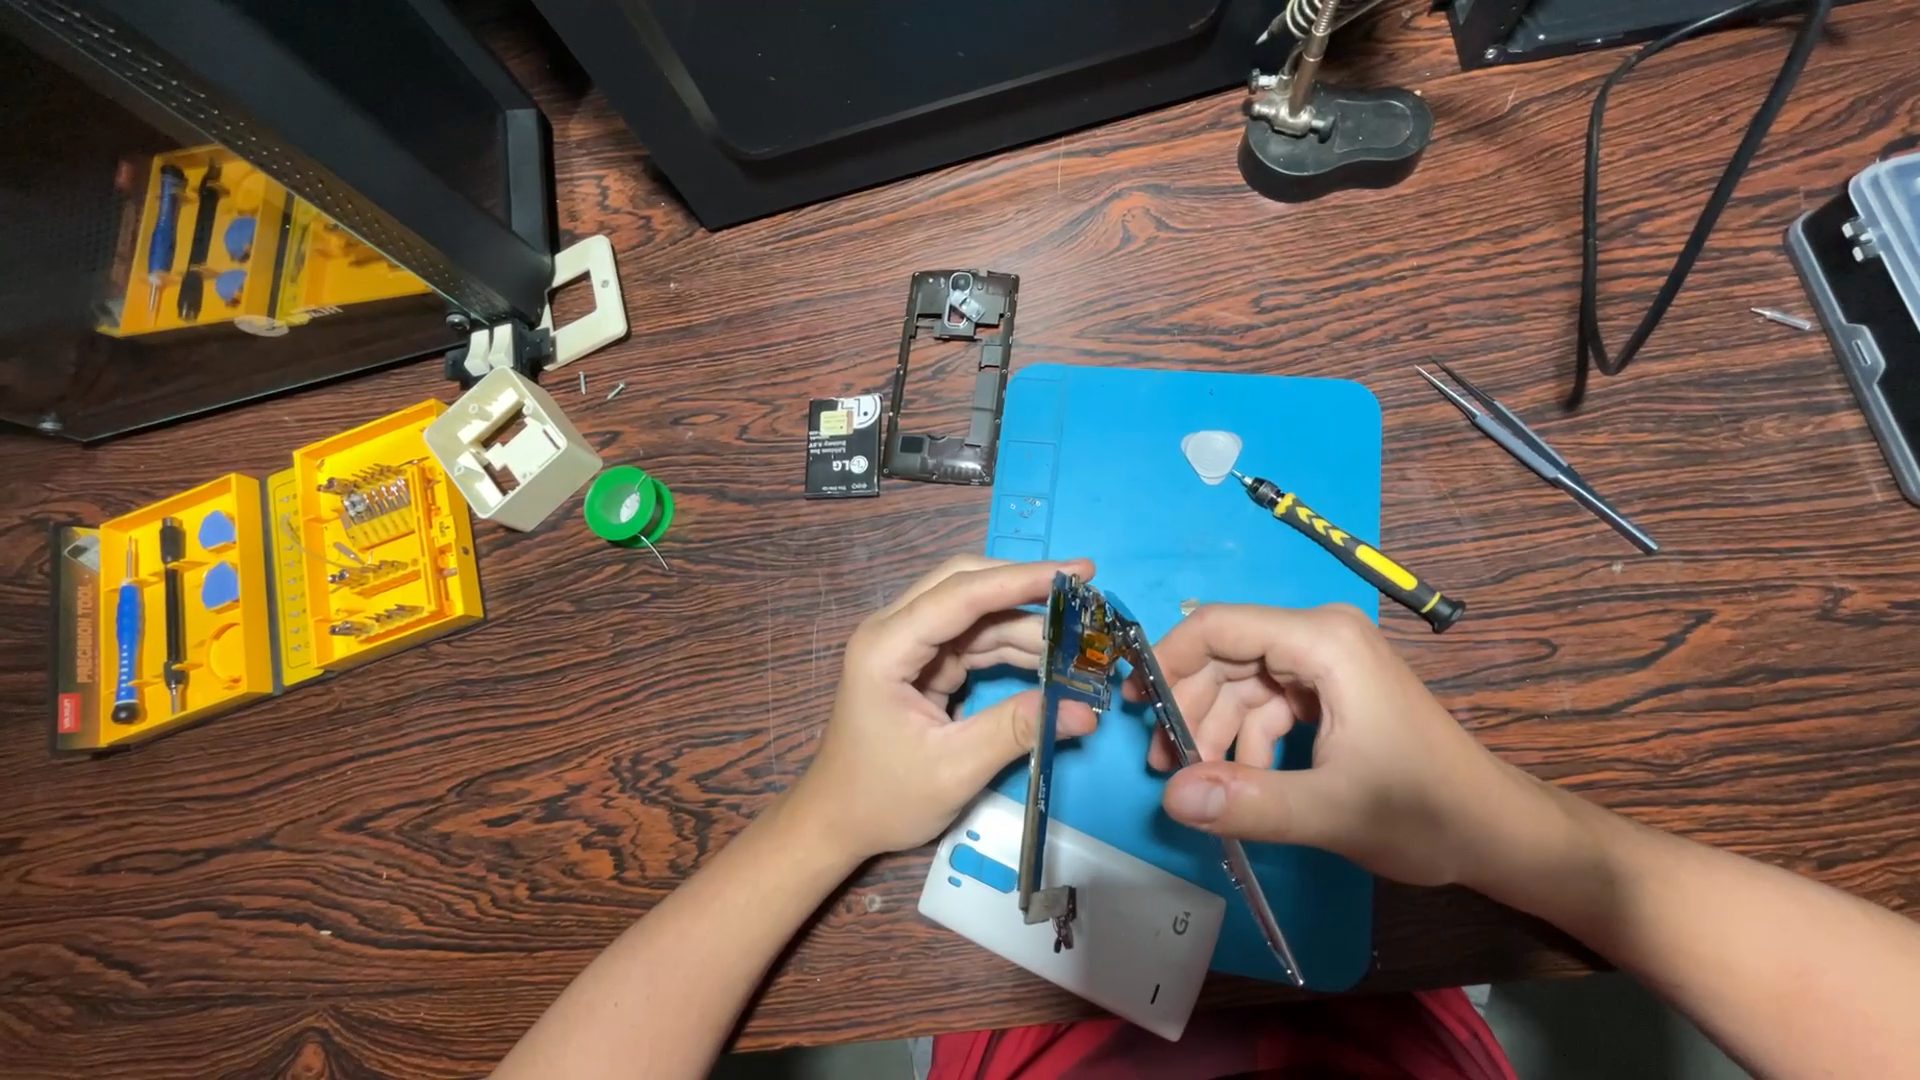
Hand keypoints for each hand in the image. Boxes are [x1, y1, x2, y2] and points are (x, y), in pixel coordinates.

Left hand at [789, 556, 1098, 860]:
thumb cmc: (883, 798)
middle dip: (1024, 586)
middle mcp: (894, 631)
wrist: (837, 822)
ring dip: (1025, 621)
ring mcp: (909, 644)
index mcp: (886, 647)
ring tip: (1080, 635)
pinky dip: (1013, 646)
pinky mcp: (923, 662)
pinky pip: (975, 640)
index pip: (960, 594)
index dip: (1020, 579)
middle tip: (1083, 588)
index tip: (1077, 571)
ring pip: (975, 613)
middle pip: (964, 585)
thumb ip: (1017, 730)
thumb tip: (1085, 710)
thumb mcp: (954, 769)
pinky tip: (1051, 657)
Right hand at [1125, 603, 1545, 886]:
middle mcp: (1319, 636)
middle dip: (1189, 707)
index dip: (1167, 659)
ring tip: (1193, 779)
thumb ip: (1250, 801)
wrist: (1499, 833)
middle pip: (1224, 656)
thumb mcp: (1332, 811)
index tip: (1135, 706)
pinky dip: (1243, 738)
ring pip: (1239, 682)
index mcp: (1323, 641)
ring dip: (1212, 728)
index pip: (1218, 626)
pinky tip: (1242, 780)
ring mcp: (1324, 662)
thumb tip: (1172, 796)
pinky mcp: (1328, 688)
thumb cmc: (1425, 812)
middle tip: (1164, 762)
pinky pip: (1264, 702)